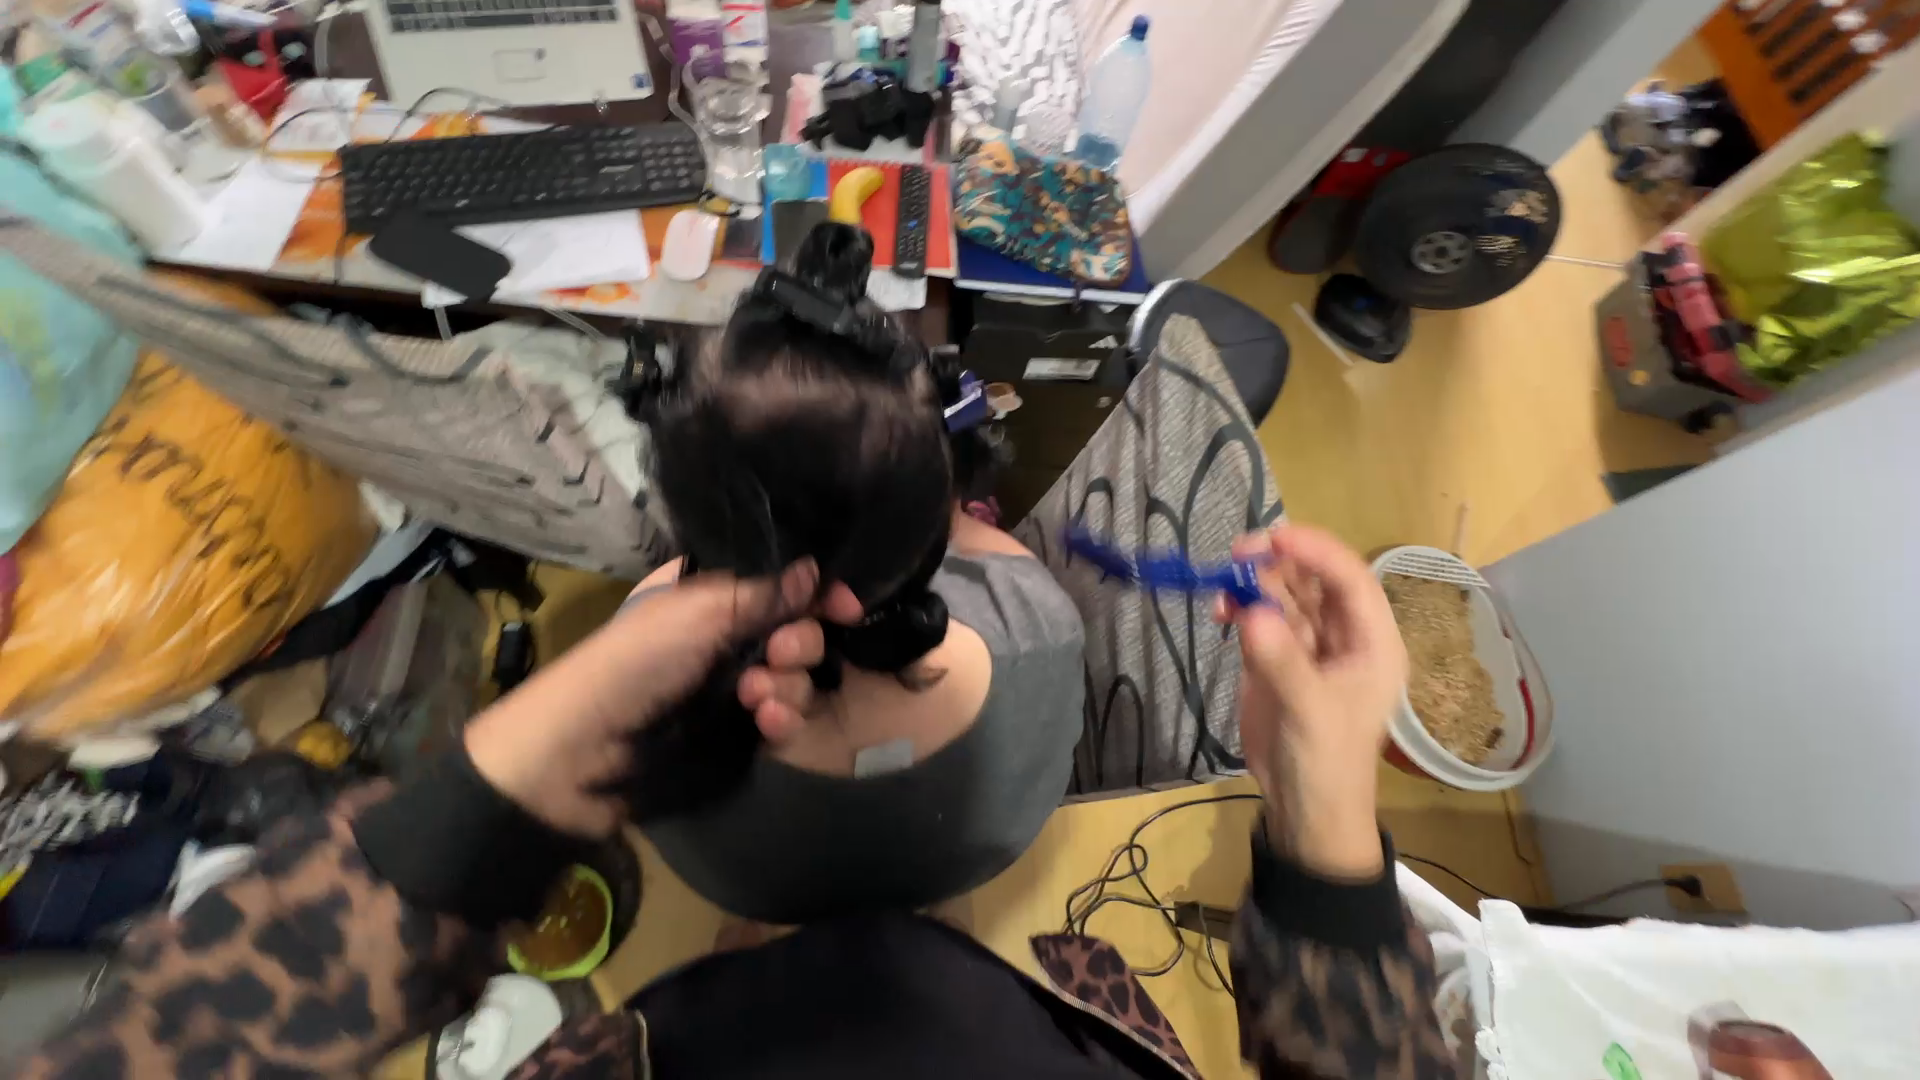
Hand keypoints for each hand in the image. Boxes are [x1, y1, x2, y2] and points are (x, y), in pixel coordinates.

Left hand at [465, 559, 856, 836]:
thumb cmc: (632, 666)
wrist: (578, 758)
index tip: (848, 606)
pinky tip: (765, 721)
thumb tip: (816, 567)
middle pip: (797, 629)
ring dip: (787, 684)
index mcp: (712, 595)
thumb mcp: (695, 616)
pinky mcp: (737, 728)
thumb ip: (762, 594)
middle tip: (777, 656)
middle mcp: (728, 634)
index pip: (780, 583)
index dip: (816, 592)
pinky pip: (782, 715)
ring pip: (795, 675)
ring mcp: (733, 683)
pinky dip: (781, 716)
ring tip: (755, 698)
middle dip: (798, 643)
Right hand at [1216, 525, 1406, 878]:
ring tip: (1221, 590)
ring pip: (1281, 594)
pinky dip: (1238, 607)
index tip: (1273, 538)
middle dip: (1276, 562)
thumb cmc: (1326, 762)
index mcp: (1372, 642)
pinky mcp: (1274, 657)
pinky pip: (1257, 617)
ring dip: (1252, 584)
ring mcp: (1306, 645)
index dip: (1315, 552)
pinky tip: (1219, 612)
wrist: (1303, 806)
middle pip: (1312, 579)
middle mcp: (1341, 635)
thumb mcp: (1309, 712)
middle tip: (1234, 555)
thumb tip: (1247, 611)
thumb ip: (1282, 661)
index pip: (1349, 580)